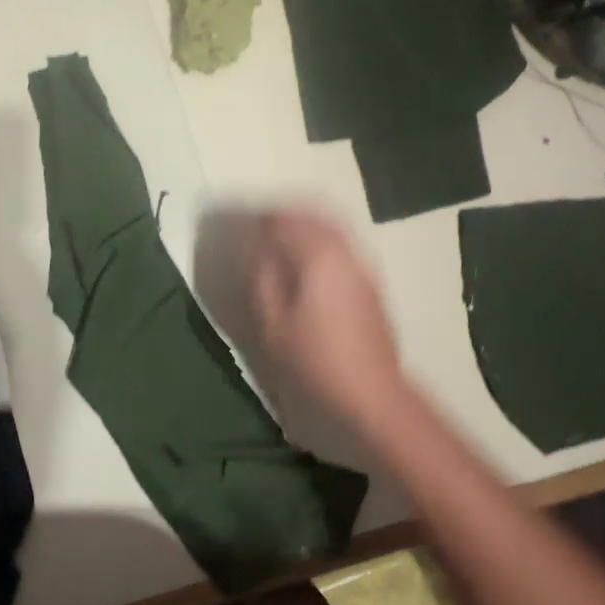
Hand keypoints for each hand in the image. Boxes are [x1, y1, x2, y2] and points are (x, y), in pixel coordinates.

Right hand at [242, 208, 404, 422]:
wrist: (371, 393)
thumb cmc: (315, 360)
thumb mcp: (273, 323)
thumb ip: (263, 278)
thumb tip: (256, 251)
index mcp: (319, 256)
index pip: (283, 217)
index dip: (255, 215)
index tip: (232, 218)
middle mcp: (346, 251)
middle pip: (312, 211)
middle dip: (282, 211)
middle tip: (254, 221)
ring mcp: (364, 266)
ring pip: (330, 226)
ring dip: (301, 224)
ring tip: (275, 238)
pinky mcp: (371, 283)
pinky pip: (340, 244)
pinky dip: (317, 241)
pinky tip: (301, 263)